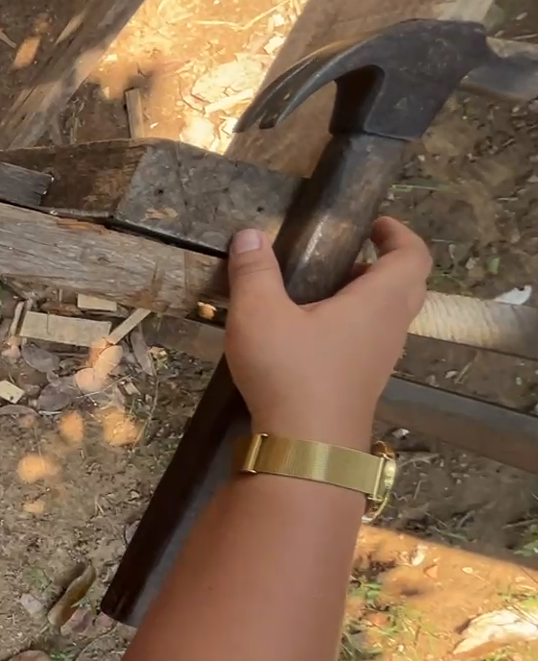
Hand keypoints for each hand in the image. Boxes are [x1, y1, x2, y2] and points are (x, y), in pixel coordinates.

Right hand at [224, 217, 430, 449]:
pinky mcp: (360, 378)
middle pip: (404, 285)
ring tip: (320, 294)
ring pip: (386, 314)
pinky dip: (349, 324)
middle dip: (380, 265)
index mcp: (378, 299)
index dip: (398, 235)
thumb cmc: (288, 368)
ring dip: (364, 297)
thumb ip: (253, 274)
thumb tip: (250, 235)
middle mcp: (390, 324)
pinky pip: (366, 338)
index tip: (377, 225)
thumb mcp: (258, 314)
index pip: (410, 255)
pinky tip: (310, 334)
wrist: (305, 436)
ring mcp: (378, 355)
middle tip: (346, 258)